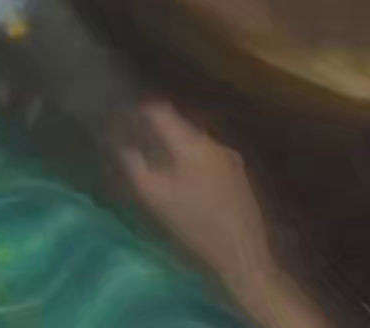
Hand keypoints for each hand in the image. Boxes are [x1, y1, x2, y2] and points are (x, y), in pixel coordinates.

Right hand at [120, 102, 275, 283]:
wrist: (245, 259)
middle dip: (155, 129)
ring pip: (191, 136)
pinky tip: (182, 174)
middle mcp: (213, 144)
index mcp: (193, 145)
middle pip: (176, 122)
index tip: (124, 121)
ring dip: (173, 142)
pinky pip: (205, 150)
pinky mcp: (238, 171)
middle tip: (137, 142)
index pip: (160, 110)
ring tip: (158, 159)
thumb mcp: (153, 194)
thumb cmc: (195, 224)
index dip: (138, 111)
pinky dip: (189, 154)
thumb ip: (133, 161)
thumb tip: (123, 141)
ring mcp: (229, 157)